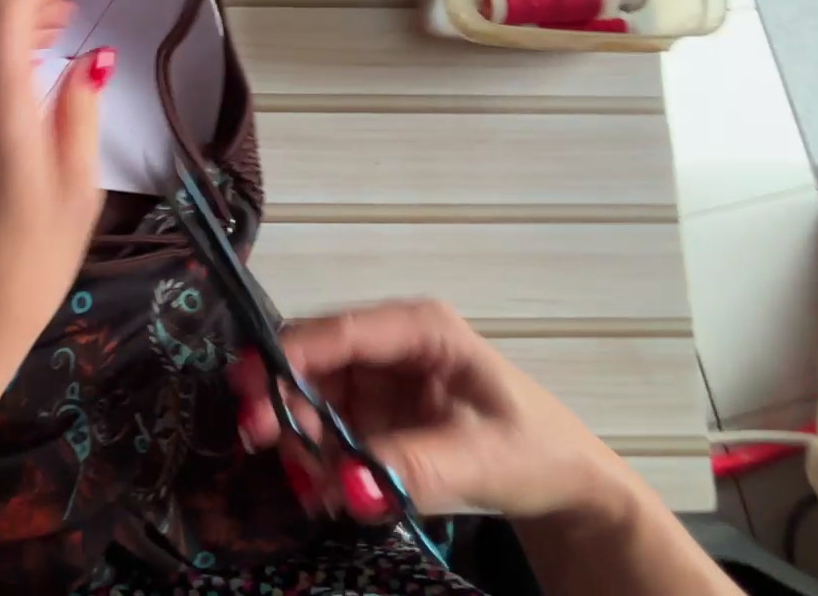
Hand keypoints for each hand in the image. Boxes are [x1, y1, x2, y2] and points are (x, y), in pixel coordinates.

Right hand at [233, 299, 638, 522]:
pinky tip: (320, 487)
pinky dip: (316, 456)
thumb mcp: (485, 461)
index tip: (250, 385)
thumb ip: (414, 468)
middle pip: (316, 359)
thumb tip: (345, 486)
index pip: (344, 331)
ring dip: (299, 435)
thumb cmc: (536, 454)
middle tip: (259, 438)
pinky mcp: (370, 413)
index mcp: (420, 329)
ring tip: (308, 484)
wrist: (567, 489)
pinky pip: (326, 427)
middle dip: (284, 397)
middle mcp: (388, 345)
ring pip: (312, 394)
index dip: (292, 353)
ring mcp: (376, 379)